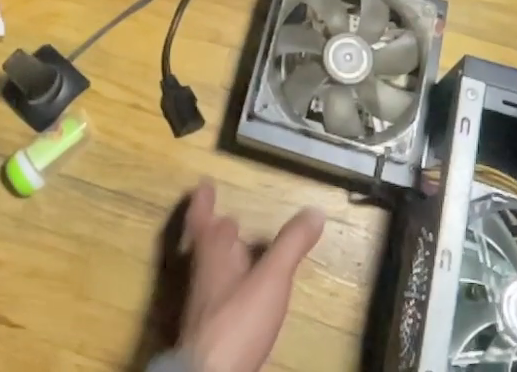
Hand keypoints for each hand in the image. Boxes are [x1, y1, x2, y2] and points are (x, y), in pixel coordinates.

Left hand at [177, 179, 324, 371]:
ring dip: (221, 258)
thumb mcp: (271, 278)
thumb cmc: (237, 320)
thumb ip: (291, 245)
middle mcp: (202, 276)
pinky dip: (228, 286)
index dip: (202, 202)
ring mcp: (202, 306)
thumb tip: (315, 210)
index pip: (202, 220)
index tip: (204, 185)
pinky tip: (240, 295)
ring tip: (236, 252)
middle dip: (214, 230)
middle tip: (222, 218)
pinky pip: (216, 297)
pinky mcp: (209, 332)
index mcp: (212, 255)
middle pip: (204, 245)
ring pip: (209, 272)